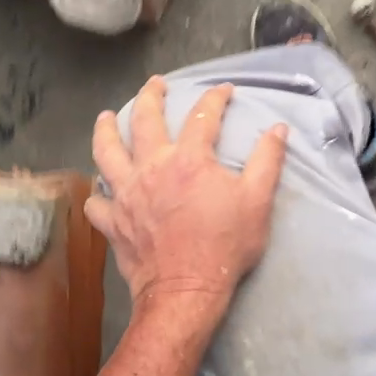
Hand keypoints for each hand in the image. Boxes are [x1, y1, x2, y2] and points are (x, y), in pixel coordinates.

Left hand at [88, 77, 288, 307]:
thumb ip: (268, 161)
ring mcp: (127, 195)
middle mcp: (152, 168)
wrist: (187, 291)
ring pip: (107, 153)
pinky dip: (98, 192)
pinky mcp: (113, 222)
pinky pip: (98, 202)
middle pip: (144, 120)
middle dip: (150, 96)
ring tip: (104, 117)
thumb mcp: (258, 201)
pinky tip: (102, 189)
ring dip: (105, 130)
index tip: (225, 90)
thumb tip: (277, 129)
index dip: (215, 98)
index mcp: (190, 159)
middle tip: (155, 84)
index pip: (203, 115)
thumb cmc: (225, 245)